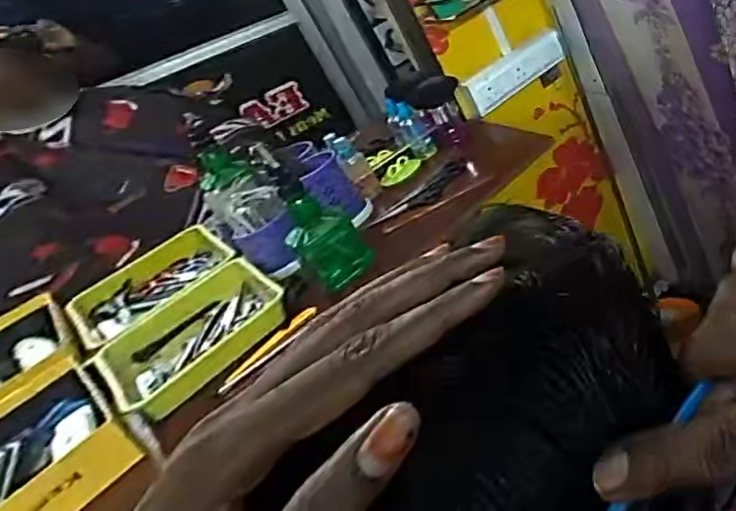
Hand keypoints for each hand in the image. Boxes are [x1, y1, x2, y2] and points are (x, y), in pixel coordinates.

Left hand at [138, 237, 506, 510]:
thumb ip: (330, 497)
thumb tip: (408, 416)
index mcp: (244, 434)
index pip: (364, 353)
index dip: (435, 313)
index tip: (493, 282)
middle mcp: (245, 399)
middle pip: (354, 317)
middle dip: (430, 277)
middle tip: (491, 249)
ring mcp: (242, 401)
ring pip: (337, 317)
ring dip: (404, 281)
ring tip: (453, 255)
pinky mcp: (247, 413)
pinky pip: (322, 337)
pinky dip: (370, 307)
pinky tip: (389, 301)